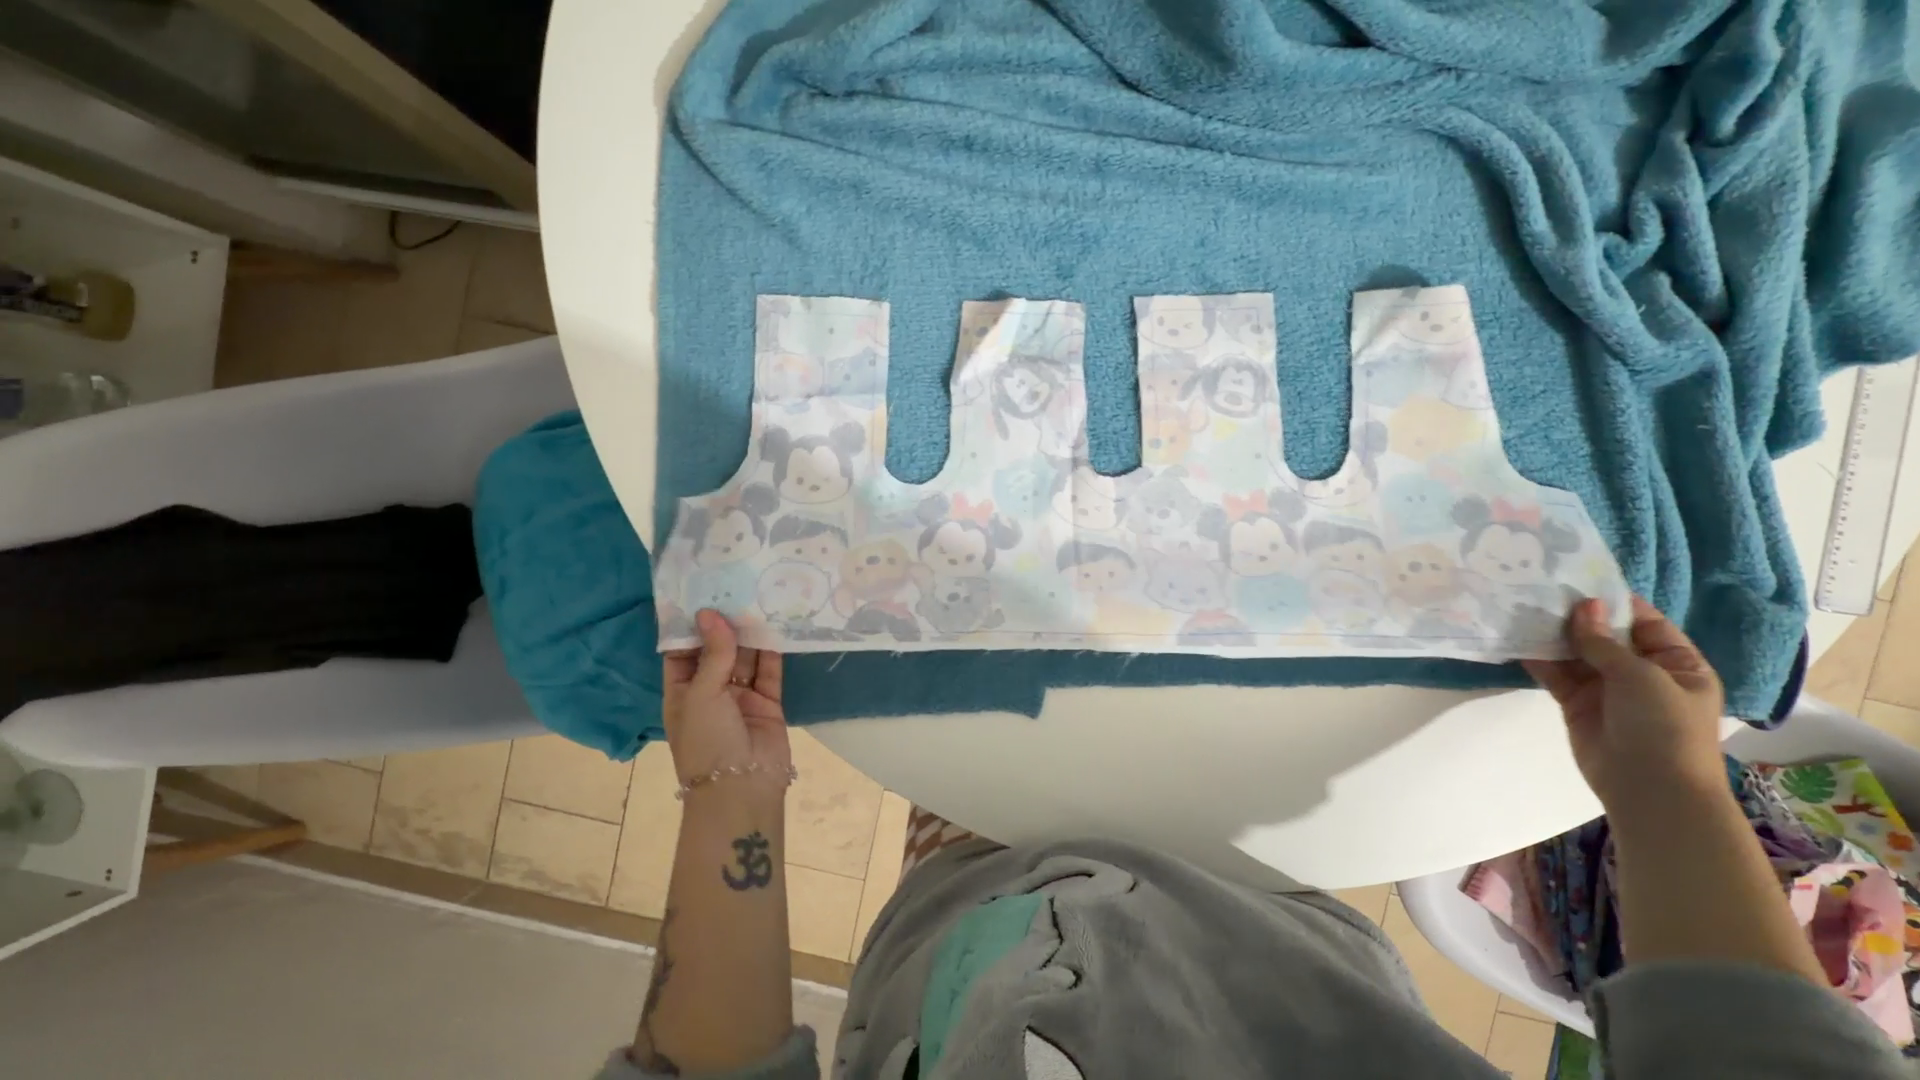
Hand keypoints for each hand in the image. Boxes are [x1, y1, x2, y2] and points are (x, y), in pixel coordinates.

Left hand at [663, 610, 791, 794]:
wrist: (742, 788)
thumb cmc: (707, 741)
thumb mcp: (701, 695)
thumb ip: (713, 653)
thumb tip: (710, 612)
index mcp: (682, 693)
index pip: (682, 653)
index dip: (691, 626)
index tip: (701, 593)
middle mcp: (710, 693)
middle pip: (717, 652)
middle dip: (725, 625)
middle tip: (736, 587)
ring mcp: (740, 699)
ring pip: (745, 660)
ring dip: (750, 635)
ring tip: (758, 599)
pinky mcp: (768, 704)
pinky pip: (770, 673)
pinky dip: (773, 652)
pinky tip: (777, 625)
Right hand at [1521, 596, 1725, 809]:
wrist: (1650, 788)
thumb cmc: (1664, 726)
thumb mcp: (1640, 676)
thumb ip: (1604, 641)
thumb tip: (1584, 605)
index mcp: (1676, 663)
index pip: (1644, 622)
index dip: (1614, 602)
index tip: (1578, 579)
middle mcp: (1642, 673)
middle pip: (1605, 635)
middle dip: (1577, 616)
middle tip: (1541, 589)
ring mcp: (1608, 690)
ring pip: (1577, 654)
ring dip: (1554, 635)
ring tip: (1523, 608)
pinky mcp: (1578, 705)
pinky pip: (1557, 675)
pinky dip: (1539, 660)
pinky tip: (1517, 640)